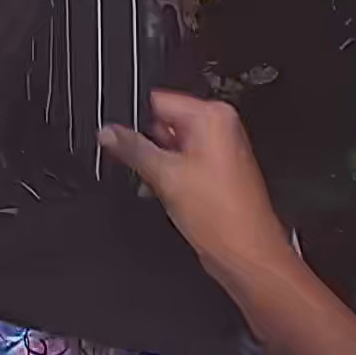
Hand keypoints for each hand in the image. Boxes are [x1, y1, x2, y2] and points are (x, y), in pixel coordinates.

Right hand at [99, 90, 294, 282]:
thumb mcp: (165, 176)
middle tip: (150, 170)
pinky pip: (183, 161)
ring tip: (167, 187)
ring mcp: (220, 149)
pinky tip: (174, 195)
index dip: (136, 121)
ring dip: (160, 164)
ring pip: (172, 145)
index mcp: (213, 116)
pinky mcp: (216, 170)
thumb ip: (132, 149)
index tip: (120, 138)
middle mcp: (220, 127)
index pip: (158, 100)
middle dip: (150, 147)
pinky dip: (172, 175)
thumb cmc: (223, 217)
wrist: (246, 254)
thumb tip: (109, 133)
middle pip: (164, 123)